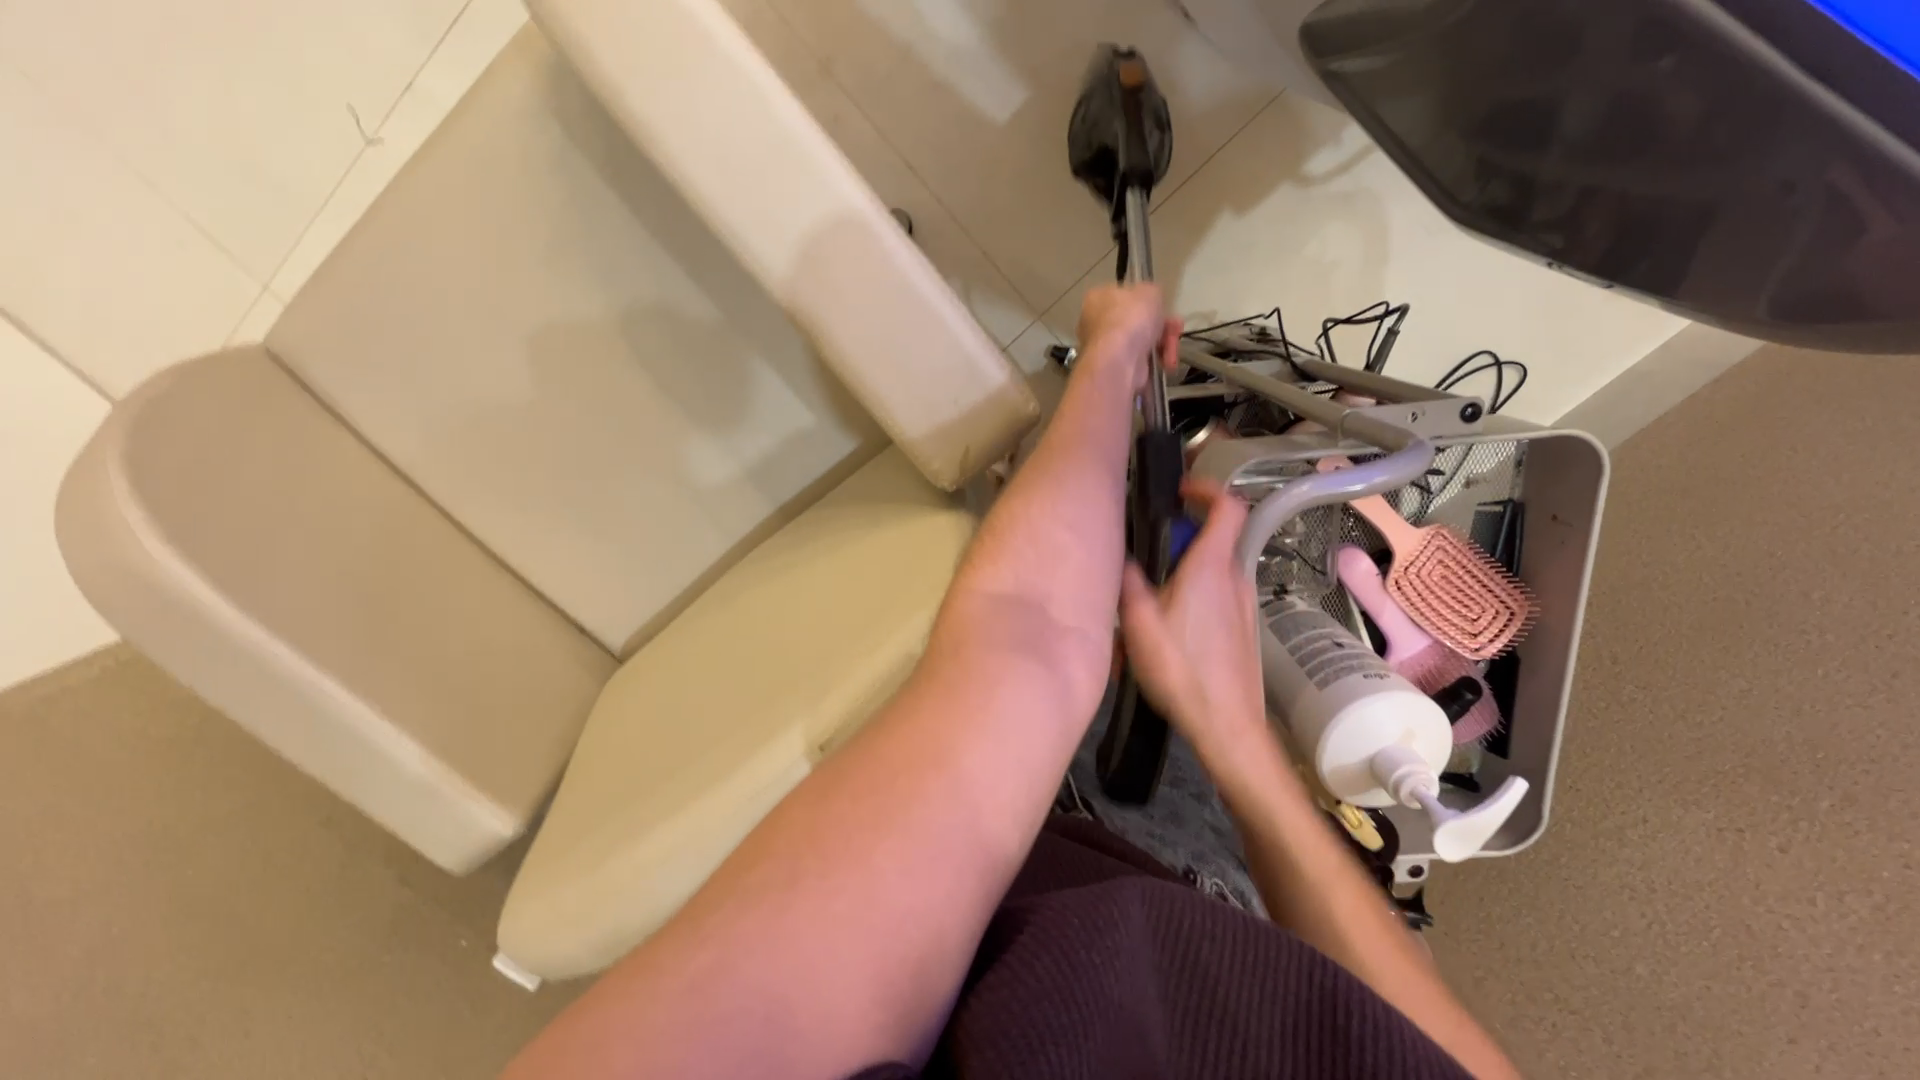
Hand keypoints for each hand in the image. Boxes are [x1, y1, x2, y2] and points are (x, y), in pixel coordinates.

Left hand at [1074, 284, 1181, 391]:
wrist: (1119, 361)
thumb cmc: (1131, 319)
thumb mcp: (1149, 291)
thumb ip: (1152, 292)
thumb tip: (1150, 300)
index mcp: (1098, 298)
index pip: (1123, 295)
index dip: (1146, 301)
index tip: (1161, 307)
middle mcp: (1097, 323)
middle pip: (1138, 321)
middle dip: (1162, 326)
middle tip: (1175, 329)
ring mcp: (1106, 348)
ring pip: (1143, 342)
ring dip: (1164, 345)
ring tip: (1171, 350)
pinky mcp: (1116, 368)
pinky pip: (1142, 360)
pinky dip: (1157, 361)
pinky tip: (1166, 363)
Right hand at [1118, 479, 1272, 764]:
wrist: (1228, 725)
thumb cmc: (1183, 673)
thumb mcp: (1140, 625)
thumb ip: (1128, 583)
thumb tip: (1121, 556)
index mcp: (1211, 567)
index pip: (1228, 506)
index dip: (1207, 489)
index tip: (1180, 490)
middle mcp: (1233, 578)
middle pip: (1211, 540)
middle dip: (1177, 543)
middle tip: (1144, 562)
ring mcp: (1242, 604)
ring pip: (1210, 573)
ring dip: (1181, 577)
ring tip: (1147, 608)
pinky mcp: (1243, 628)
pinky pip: (1216, 599)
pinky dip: (1192, 601)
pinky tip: (1166, 636)